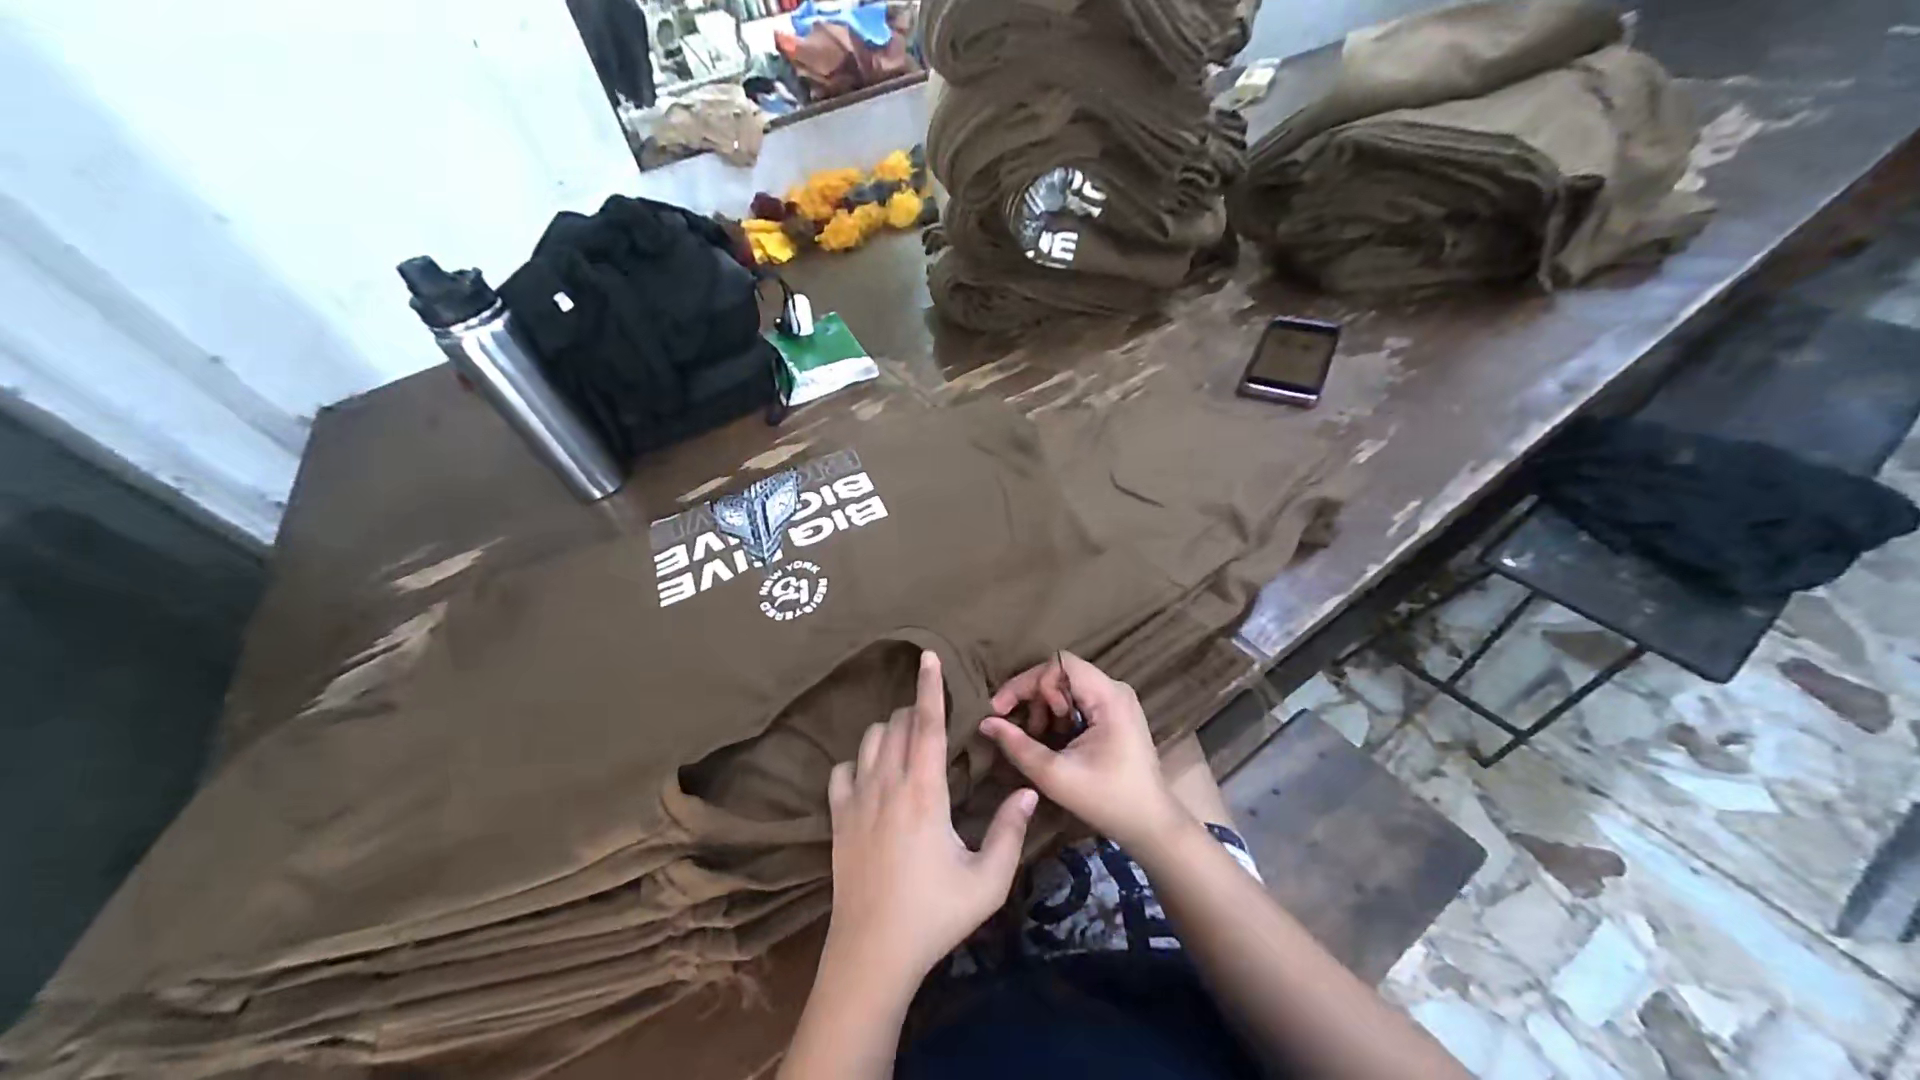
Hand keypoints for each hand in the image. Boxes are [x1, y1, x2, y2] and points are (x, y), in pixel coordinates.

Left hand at [823, 651, 1037, 990]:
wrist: (873, 954)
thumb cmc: (935, 915)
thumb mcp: (988, 880)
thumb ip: (1010, 831)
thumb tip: (1027, 791)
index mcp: (924, 793)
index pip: (925, 724)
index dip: (929, 687)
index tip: (928, 657)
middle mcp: (886, 786)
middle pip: (895, 725)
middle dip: (914, 711)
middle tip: (934, 721)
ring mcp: (856, 801)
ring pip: (867, 741)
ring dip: (888, 731)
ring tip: (907, 744)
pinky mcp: (837, 820)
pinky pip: (841, 771)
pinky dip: (857, 762)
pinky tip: (872, 776)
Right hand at [979, 652, 1190, 852]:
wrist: (1150, 825)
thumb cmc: (1107, 800)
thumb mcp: (1055, 776)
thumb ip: (1018, 745)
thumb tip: (986, 722)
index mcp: (1108, 697)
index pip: (1058, 664)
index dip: (1027, 682)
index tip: (1003, 710)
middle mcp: (1115, 690)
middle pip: (1062, 672)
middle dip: (1034, 696)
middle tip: (1022, 729)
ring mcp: (1117, 701)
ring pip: (1068, 686)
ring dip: (1044, 707)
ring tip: (1038, 738)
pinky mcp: (1115, 714)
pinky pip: (1078, 700)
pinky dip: (1058, 715)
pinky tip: (1054, 740)